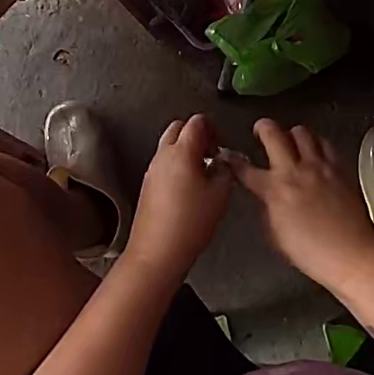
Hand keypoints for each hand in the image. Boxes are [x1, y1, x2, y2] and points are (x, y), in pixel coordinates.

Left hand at [124, 114, 230, 272]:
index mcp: (182, 152)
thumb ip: (225, 169)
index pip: (197, 122)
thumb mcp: (221, 193)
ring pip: (170, 146)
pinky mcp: (148, 186)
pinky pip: (164, 164)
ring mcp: (152, 171)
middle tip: (214, 150)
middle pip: (179, 128)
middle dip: (198, 134)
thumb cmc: (191, 222)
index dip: (213, 127)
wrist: (157, 252)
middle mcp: (163, 156)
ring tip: (205, 169)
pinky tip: (192, 186)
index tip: (222, 141)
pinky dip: (178, 165)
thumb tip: (223, 162)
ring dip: (187, 149)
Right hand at [229, 119, 373, 289]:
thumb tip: (268, 197)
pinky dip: (317, 142)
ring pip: (302, 132)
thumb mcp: (276, 235)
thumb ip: (269, 209)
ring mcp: (320, 166)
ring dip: (292, 133)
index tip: (231, 157)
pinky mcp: (340, 167)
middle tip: (260, 129)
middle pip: (274, 134)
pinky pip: (326, 143)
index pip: (246, 169)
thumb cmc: (313, 252)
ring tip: (290, 138)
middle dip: (263, 127)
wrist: (351, 253)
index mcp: (275, 190)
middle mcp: (296, 171)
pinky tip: (316, 149)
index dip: (234, 161)